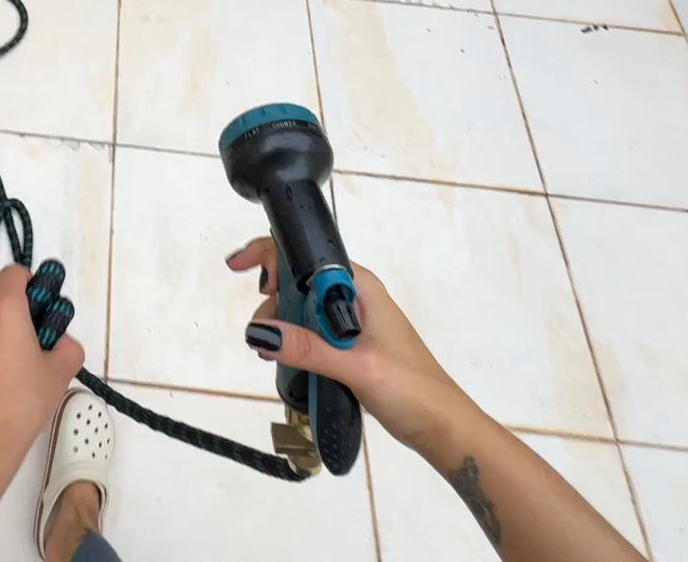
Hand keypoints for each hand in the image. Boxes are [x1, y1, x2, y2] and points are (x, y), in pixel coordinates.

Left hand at [0, 265, 86, 481]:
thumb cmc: (21, 402)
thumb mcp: (59, 374)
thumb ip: (69, 348)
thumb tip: (61, 344)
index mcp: (3, 308)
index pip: (15, 273)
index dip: (33, 285)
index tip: (44, 311)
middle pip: (0, 299)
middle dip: (20, 314)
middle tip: (38, 345)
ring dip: (1, 335)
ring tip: (17, 372)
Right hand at [226, 238, 474, 457]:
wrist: (448, 432)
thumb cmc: (411, 390)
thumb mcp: (356, 367)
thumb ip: (306, 349)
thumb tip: (257, 331)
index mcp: (359, 286)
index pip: (305, 254)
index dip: (270, 256)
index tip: (240, 270)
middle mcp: (353, 295)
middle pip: (298, 281)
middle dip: (271, 300)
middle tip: (259, 332)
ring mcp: (352, 321)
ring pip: (301, 308)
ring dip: (280, 325)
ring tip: (268, 353)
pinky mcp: (351, 345)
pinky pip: (311, 331)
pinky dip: (293, 340)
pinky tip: (283, 359)